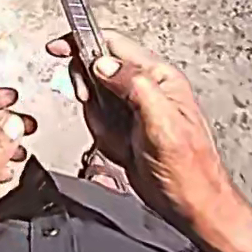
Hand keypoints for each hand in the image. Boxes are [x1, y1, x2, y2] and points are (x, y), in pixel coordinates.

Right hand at [46, 31, 245, 234]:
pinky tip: (123, 149)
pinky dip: (103, 136)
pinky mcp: (126, 125)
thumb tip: (103, 63)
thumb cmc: (190, 171)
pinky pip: (98, 120)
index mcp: (158, 76)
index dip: (82, 42)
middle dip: (91, 92)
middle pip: (97, 68)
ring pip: (94, 97)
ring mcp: (134, 105)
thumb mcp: (162, 124)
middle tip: (100, 112)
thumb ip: (134, 86)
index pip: (112, 44)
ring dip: (99, 121)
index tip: (59, 48)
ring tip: (122, 140)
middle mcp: (146, 85)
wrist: (193, 208)